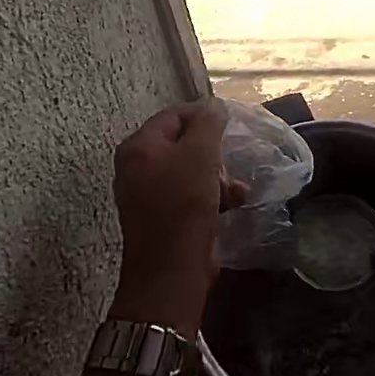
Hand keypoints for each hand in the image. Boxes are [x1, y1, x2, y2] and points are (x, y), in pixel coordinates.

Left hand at [108, 100, 246, 333]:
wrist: (171, 271)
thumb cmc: (184, 204)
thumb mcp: (201, 155)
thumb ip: (208, 122)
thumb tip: (214, 104)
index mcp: (139, 146)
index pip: (174, 115)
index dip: (204, 116)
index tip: (231, 126)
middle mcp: (137, 166)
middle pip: (183, 142)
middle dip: (213, 153)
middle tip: (229, 165)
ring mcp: (147, 193)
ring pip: (190, 169)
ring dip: (218, 175)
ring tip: (237, 190)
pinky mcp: (161, 216)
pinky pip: (189, 192)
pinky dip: (210, 194)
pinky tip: (232, 204)